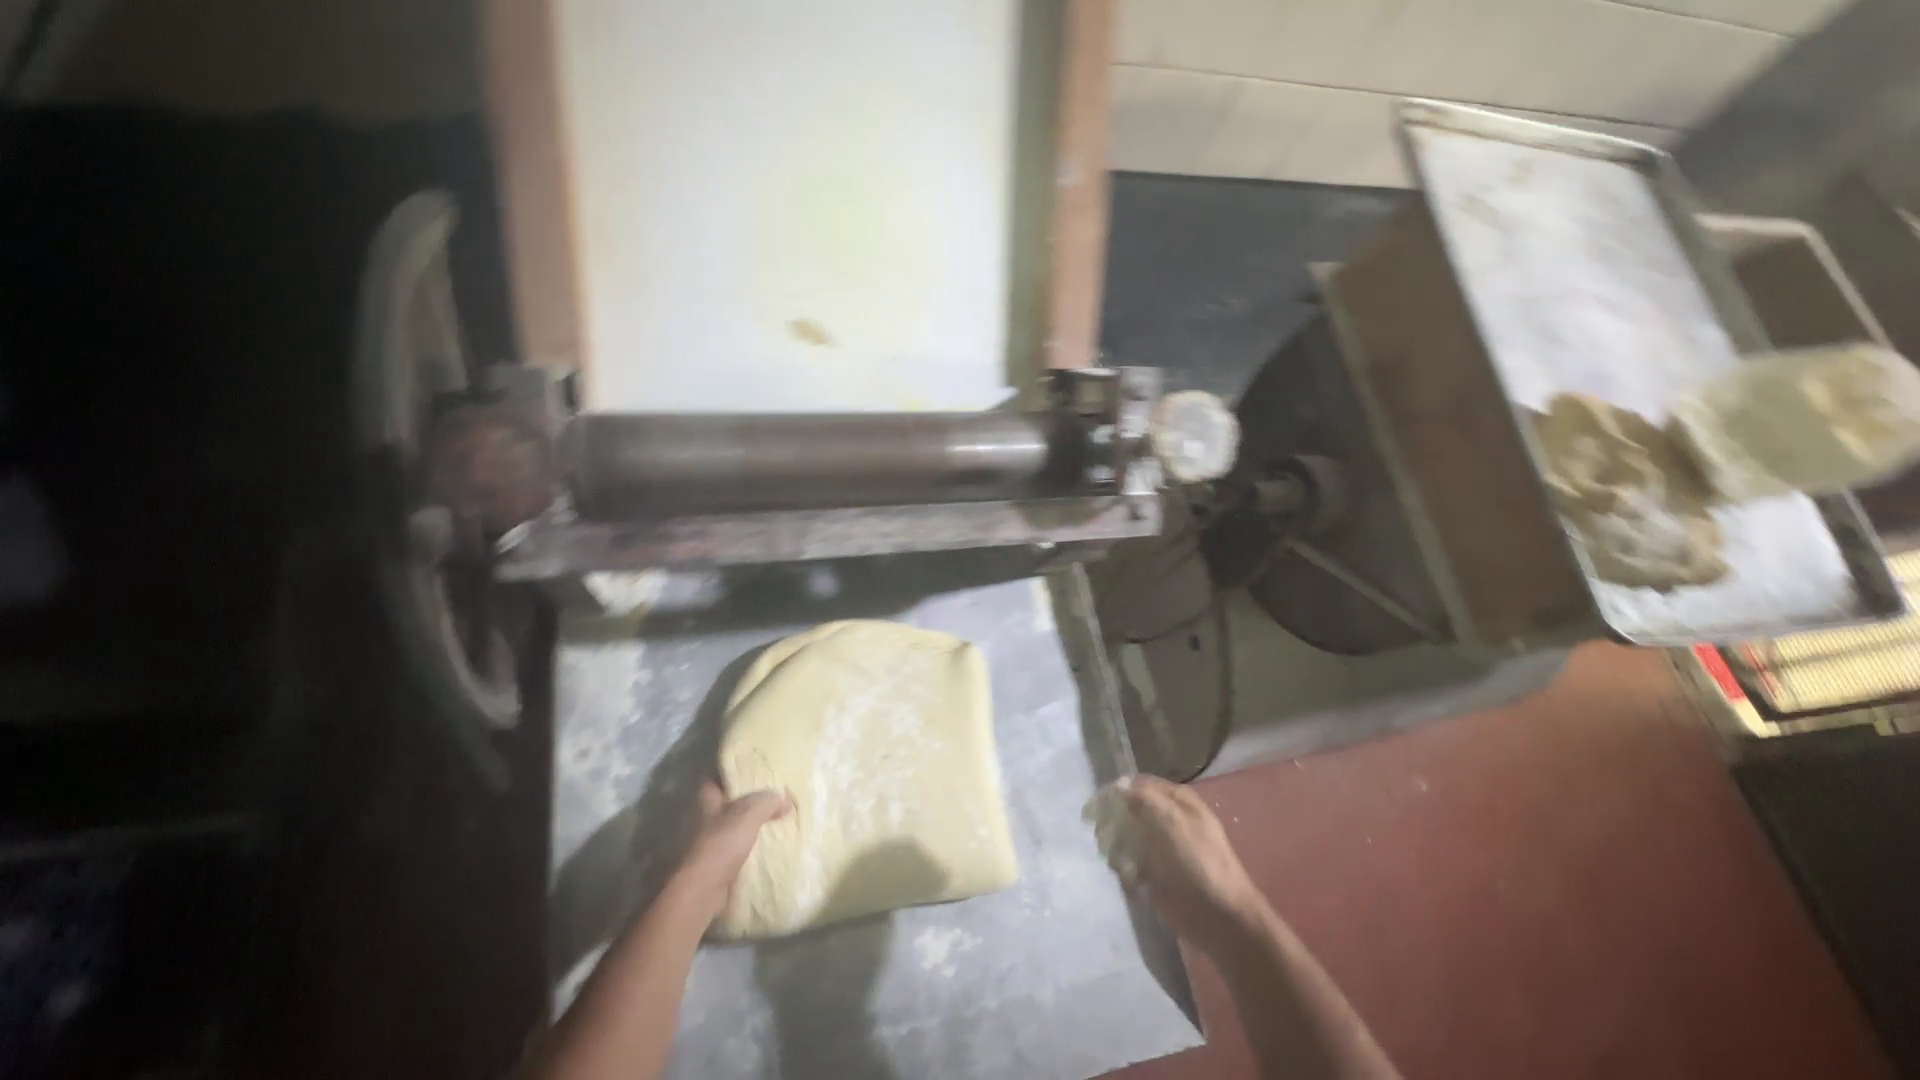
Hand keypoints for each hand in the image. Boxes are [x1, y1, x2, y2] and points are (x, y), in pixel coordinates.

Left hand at [668, 781, 792, 923]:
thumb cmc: (720, 844)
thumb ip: (768, 802)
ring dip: (749, 829)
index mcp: (705, 800)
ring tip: (775, 825)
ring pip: (732, 829)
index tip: (757, 775)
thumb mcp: (749, 814)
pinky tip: (766, 850)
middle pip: (727, 804)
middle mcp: (702, 819)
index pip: (717, 779)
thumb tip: (786, 799)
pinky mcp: (712, 864)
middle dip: (747, 804)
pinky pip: (735, 851)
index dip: (735, 775)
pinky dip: (748, 849)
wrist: (701, 891)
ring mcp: (706, 843)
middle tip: (774, 801)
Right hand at [1085, 774, 1264, 953]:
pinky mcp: (1155, 875)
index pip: (1136, 785)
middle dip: (1112, 826)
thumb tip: (1116, 785)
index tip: (1091, 811)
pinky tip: (1134, 884)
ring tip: (1126, 867)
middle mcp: (1167, 820)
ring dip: (1117, 852)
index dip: (1112, 794)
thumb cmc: (1199, 863)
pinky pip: (1129, 866)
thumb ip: (1143, 799)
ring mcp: (1161, 849)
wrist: (1220, 918)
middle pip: (1126, 812)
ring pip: (1123, 839)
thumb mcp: (1172, 821)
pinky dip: (1126, 873)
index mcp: (1176, 801)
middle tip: (1106, 842)